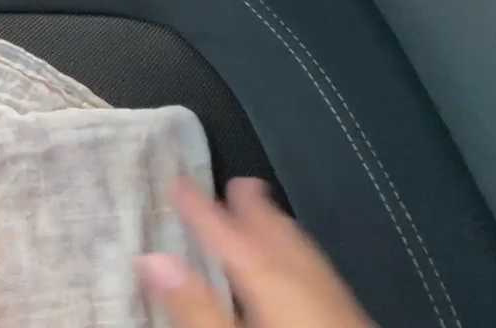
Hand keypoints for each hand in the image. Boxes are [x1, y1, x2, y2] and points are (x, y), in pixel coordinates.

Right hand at [139, 178, 377, 327]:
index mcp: (278, 293)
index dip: (202, 210)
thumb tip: (152, 258)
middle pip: (282, 248)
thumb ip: (195, 308)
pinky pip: (328, 287)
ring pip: (312, 267)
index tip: (179, 181)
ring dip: (286, 238)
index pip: (232, 241)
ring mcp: (343, 319)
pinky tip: (303, 278)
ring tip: (269, 217)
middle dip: (258, 215)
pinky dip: (306, 267)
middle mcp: (314, 297)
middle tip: (236, 183)